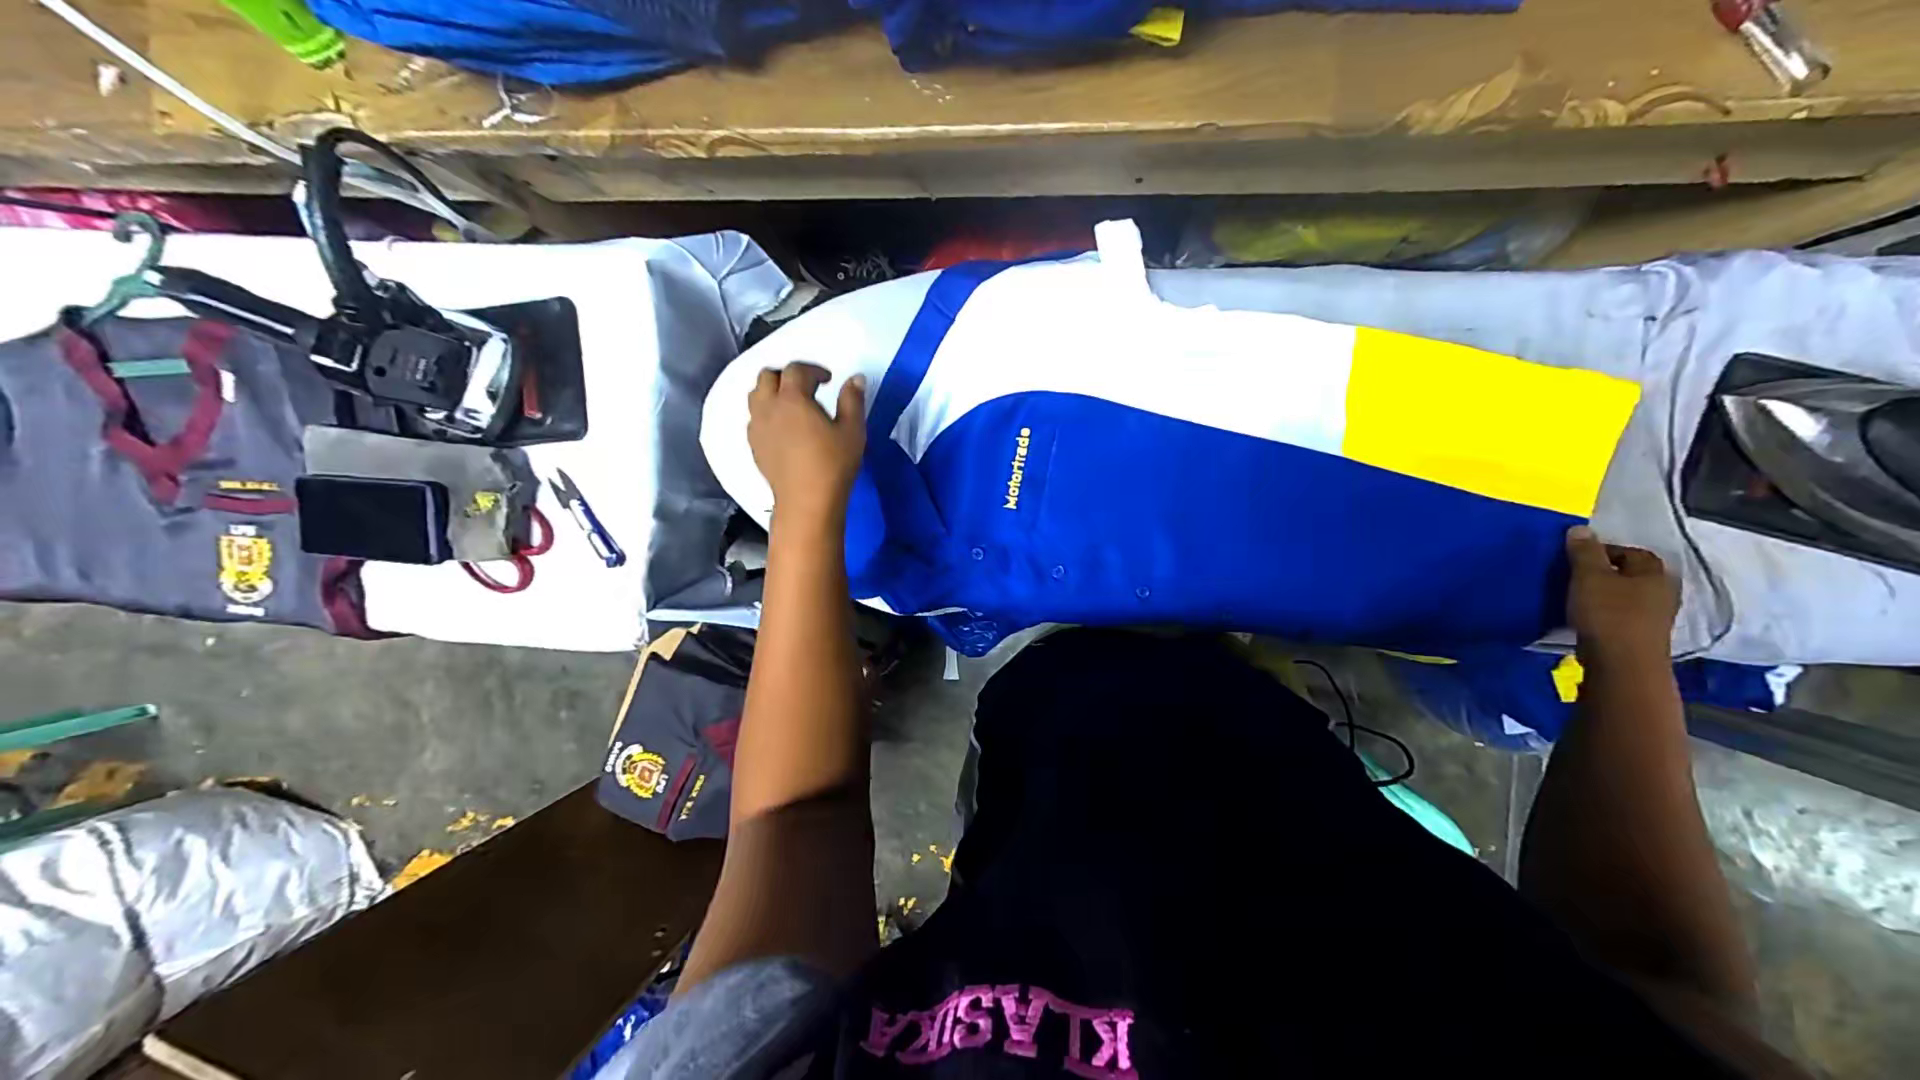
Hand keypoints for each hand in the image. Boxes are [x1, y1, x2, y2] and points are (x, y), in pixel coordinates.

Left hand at [748, 362, 866, 521]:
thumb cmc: (833, 464)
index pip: (796, 369)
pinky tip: (783, 428)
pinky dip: (766, 413)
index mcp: (792, 399)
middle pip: (767, 376)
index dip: (813, 369)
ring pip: (755, 396)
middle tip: (807, 387)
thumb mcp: (852, 431)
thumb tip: (855, 379)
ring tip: (791, 404)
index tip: (828, 380)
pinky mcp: (754, 446)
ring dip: (771, 392)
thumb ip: (853, 400)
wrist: (807, 502)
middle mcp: (768, 407)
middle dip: (787, 375)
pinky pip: (754, 418)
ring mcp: (757, 427)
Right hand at [1565, 525, 1678, 668]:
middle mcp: (1663, 592)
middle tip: (1575, 576)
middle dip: (1605, 573)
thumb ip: (1584, 552)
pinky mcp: (1643, 636)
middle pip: (1632, 575)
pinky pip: (1623, 614)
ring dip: (1606, 594)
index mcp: (1654, 573)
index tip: (1576, 558)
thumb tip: (1581, 529)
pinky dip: (1606, 612)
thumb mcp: (1589, 577)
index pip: (1632, 552)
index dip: (1604, 551)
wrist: (1623, 663)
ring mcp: (1656, 616)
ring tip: (1577, 597)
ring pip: (1628, 596)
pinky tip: (1587, 617)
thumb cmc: (1608, 613)